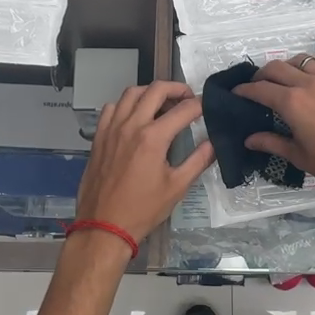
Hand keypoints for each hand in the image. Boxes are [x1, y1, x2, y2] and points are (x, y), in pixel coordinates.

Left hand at [74, 81, 213, 241]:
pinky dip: (126, 104)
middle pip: (156, 89)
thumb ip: (198, 160)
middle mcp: (131, 125)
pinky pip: (112, 107)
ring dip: (150, 92)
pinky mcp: (99, 136)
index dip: (200, 105)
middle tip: (187, 98)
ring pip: (131, 93)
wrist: (103, 226)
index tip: (207, 106)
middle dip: (176, 88)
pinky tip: (134, 117)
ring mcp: (112, 128)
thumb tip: (215, 143)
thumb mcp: (177, 187)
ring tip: (162, 104)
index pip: (183, 110)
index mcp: (153, 137)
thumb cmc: (143, 209)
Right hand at [232, 47, 314, 209]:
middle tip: (256, 88)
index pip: (260, 90)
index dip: (245, 91)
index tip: (236, 93)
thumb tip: (249, 138)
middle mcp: (309, 84)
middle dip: (262, 76)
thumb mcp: (300, 156)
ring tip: (283, 78)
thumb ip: (273, 143)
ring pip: (302, 61)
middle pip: (277, 69)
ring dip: (288, 66)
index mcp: (292, 103)